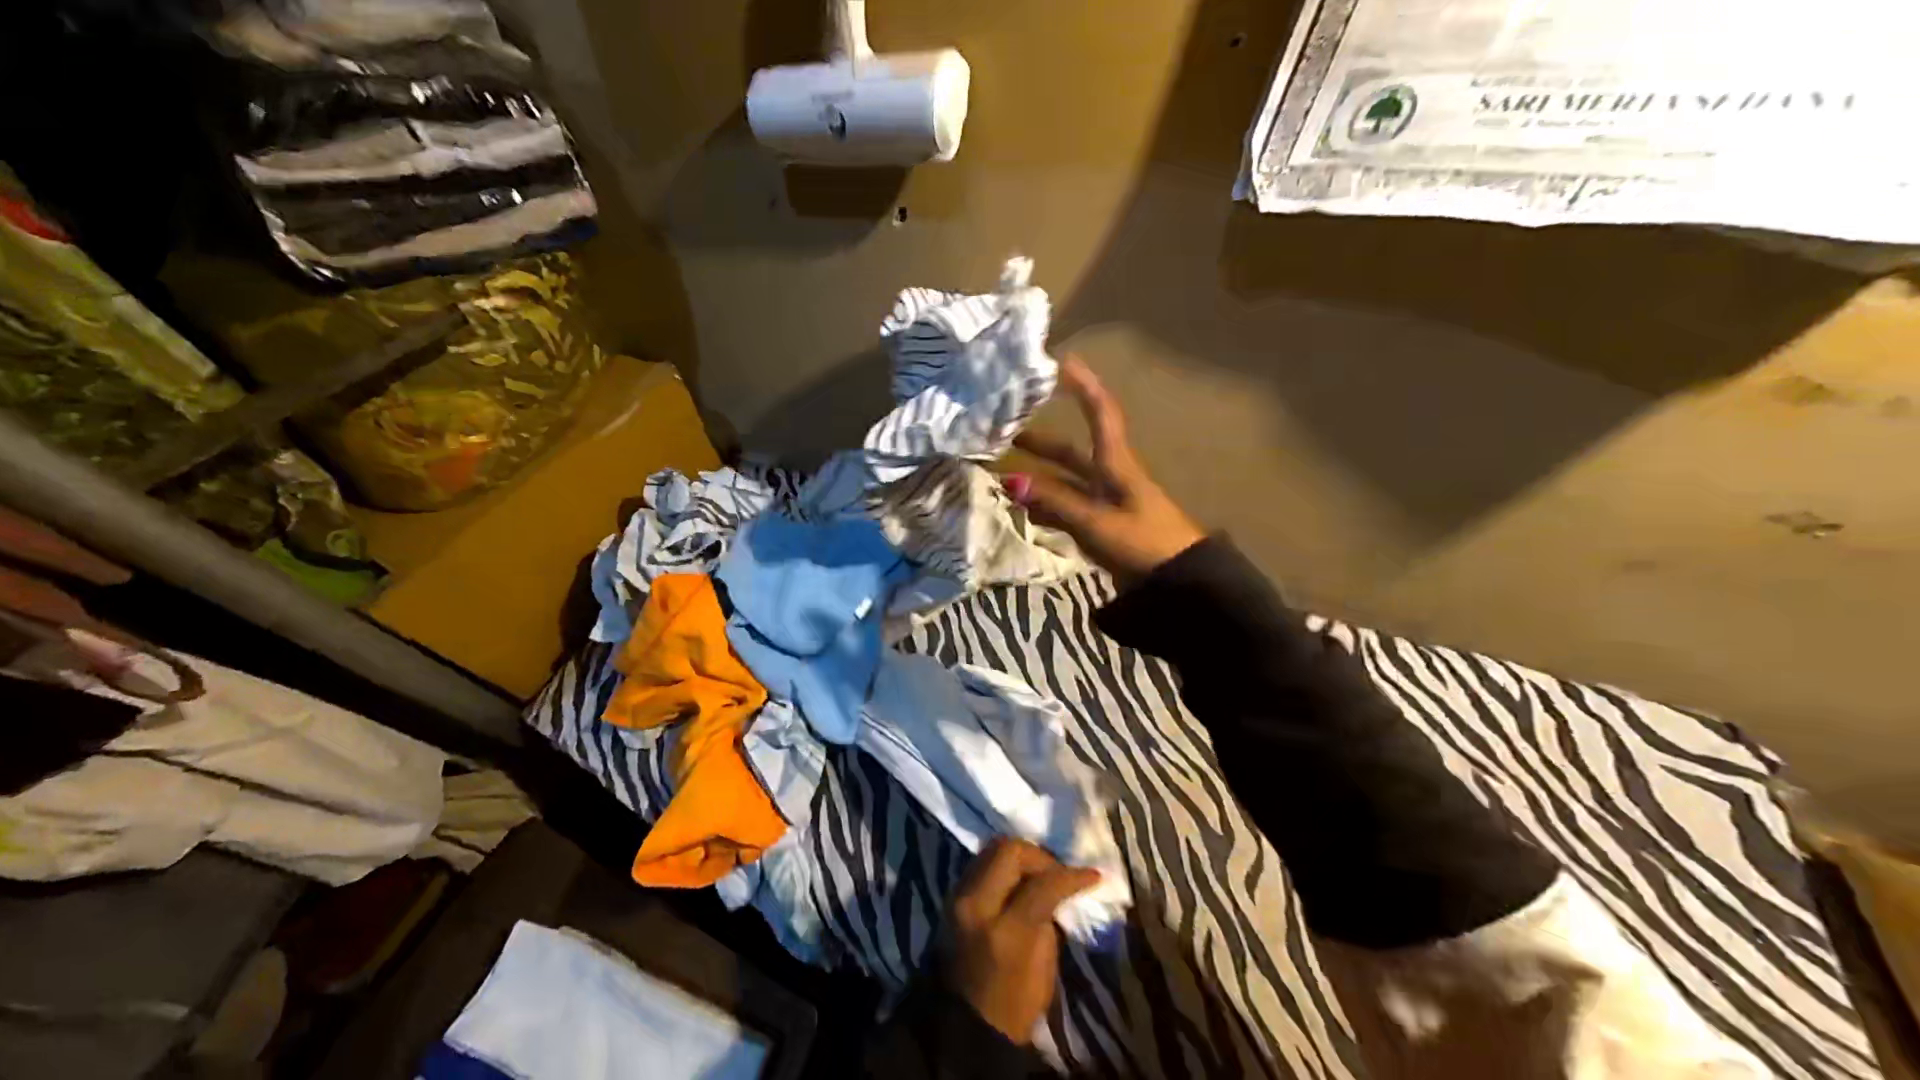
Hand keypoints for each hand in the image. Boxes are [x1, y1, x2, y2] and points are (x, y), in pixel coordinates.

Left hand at [944, 837, 1102, 1042]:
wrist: (966, 1025)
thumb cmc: (1015, 1004)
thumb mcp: (1044, 964)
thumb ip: (1048, 916)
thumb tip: (1056, 887)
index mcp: (1004, 929)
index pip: (1041, 884)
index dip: (1070, 875)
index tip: (1091, 875)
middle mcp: (975, 904)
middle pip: (1008, 851)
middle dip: (1039, 856)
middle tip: (1057, 872)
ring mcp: (957, 897)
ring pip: (990, 850)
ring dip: (1019, 857)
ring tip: (1039, 874)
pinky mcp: (951, 897)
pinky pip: (980, 865)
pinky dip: (1002, 866)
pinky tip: (1018, 881)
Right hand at [1008, 355, 1205, 582]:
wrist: (1179, 584)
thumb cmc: (1144, 542)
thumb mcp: (1096, 521)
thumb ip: (1054, 502)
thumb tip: (1010, 481)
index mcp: (1116, 465)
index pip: (1100, 413)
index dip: (1083, 385)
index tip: (1061, 361)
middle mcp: (1110, 477)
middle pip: (1072, 452)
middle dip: (1042, 440)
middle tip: (1008, 432)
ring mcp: (1106, 504)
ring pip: (1066, 482)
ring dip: (1039, 475)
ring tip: (1005, 473)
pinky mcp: (1103, 527)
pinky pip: (1067, 509)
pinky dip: (1045, 506)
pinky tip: (1024, 511)